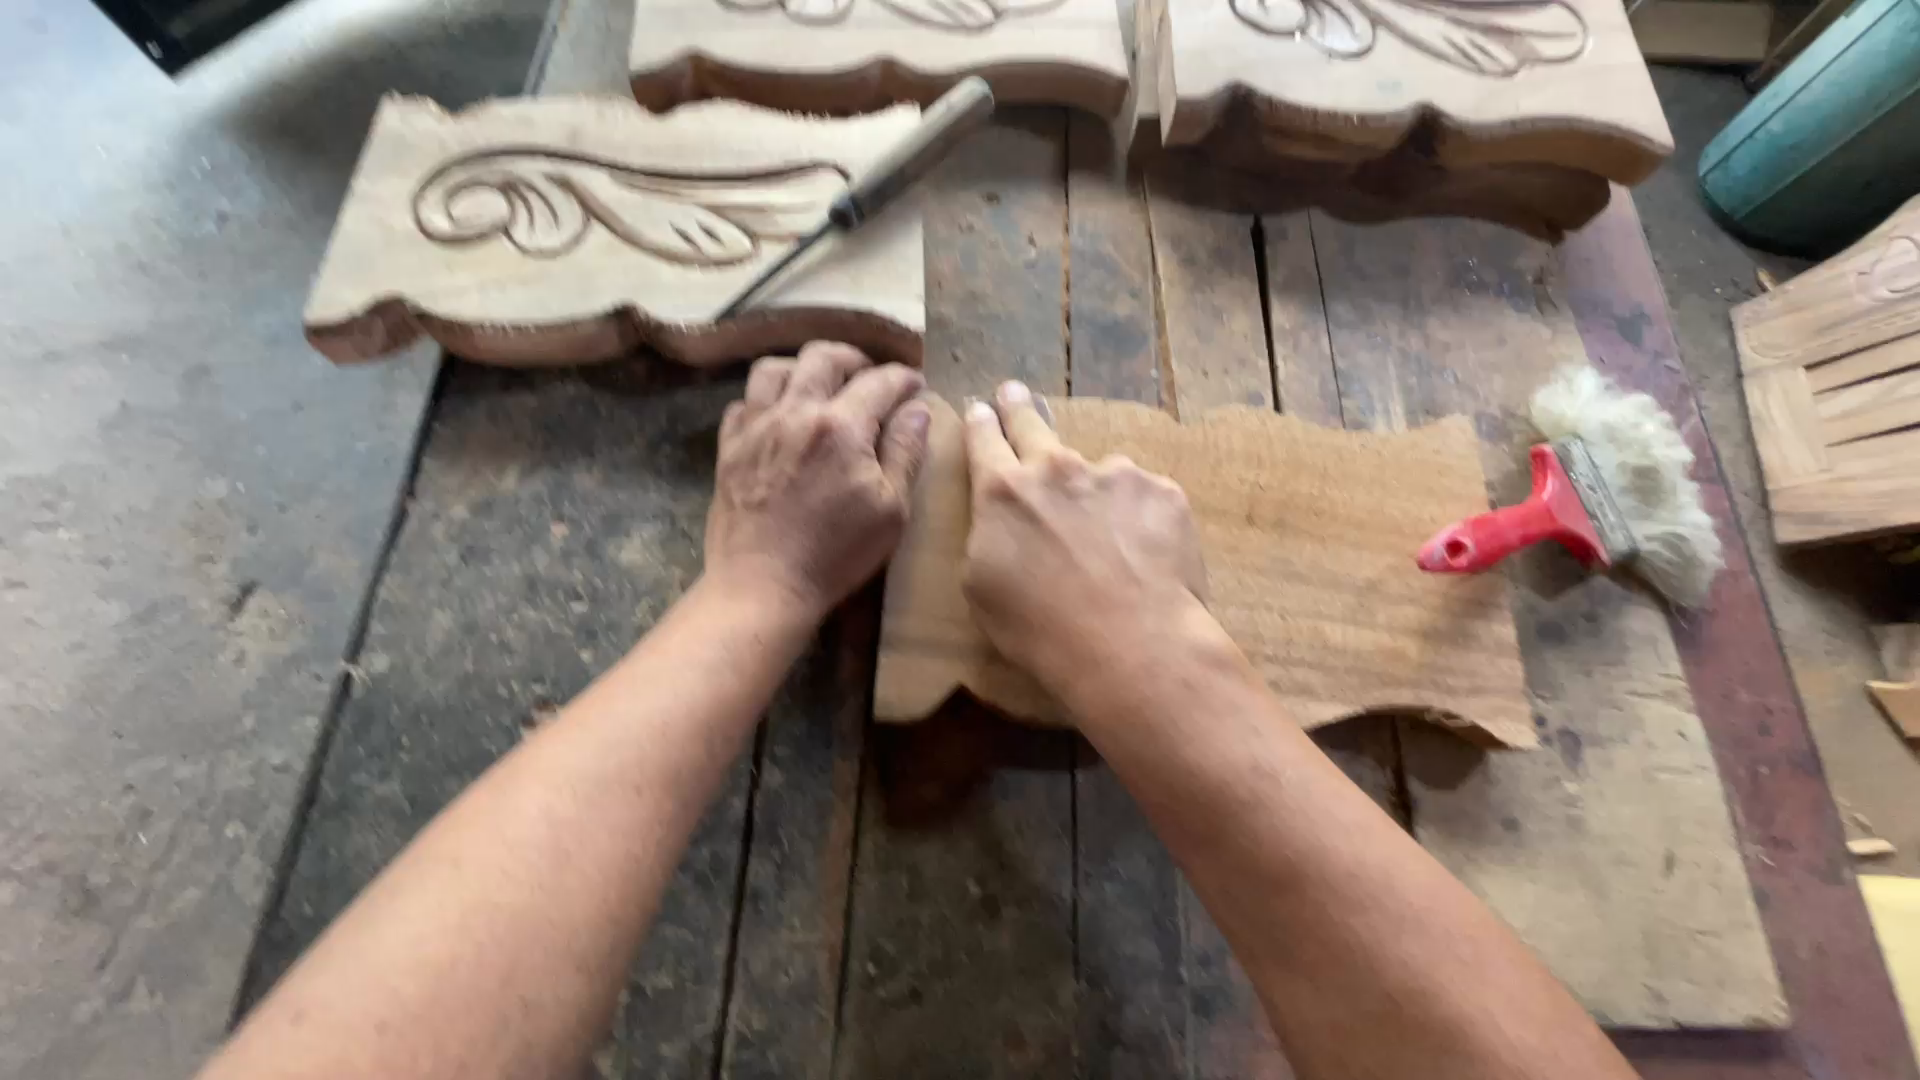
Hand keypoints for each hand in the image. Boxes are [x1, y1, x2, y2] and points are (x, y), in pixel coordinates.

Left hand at [706, 342, 928, 620]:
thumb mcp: (891, 510)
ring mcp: (755, 427)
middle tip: (871, 377)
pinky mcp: (728, 448)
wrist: (762, 585)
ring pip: (775, 368)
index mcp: (841, 427)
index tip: (916, 384)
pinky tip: (779, 416)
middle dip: (856, 358)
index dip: (904, 377)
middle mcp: (795, 412)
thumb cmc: (836, 555)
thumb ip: (906, 452)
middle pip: (824, 356)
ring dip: (804, 368)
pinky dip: (766, 399)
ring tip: (821, 386)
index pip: (880, 381)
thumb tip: (918, 408)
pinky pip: (744, 401)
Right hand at [960, 380, 1211, 702]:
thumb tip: (1003, 521)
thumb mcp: (981, 587)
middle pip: (1034, 426)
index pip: (984, 442)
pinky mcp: (1162, 492)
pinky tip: (1144, 558)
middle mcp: (1057, 469)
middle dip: (1019, 408)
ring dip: (1095, 493)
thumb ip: (988, 536)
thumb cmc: (1039, 629)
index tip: (981, 408)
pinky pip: (1143, 499)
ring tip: (1106, 543)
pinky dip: (1140, 521)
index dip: (981, 423)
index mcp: (1003, 492)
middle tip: (1014, 394)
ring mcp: (1115, 475)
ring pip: (1098, 473)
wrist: (1128, 645)